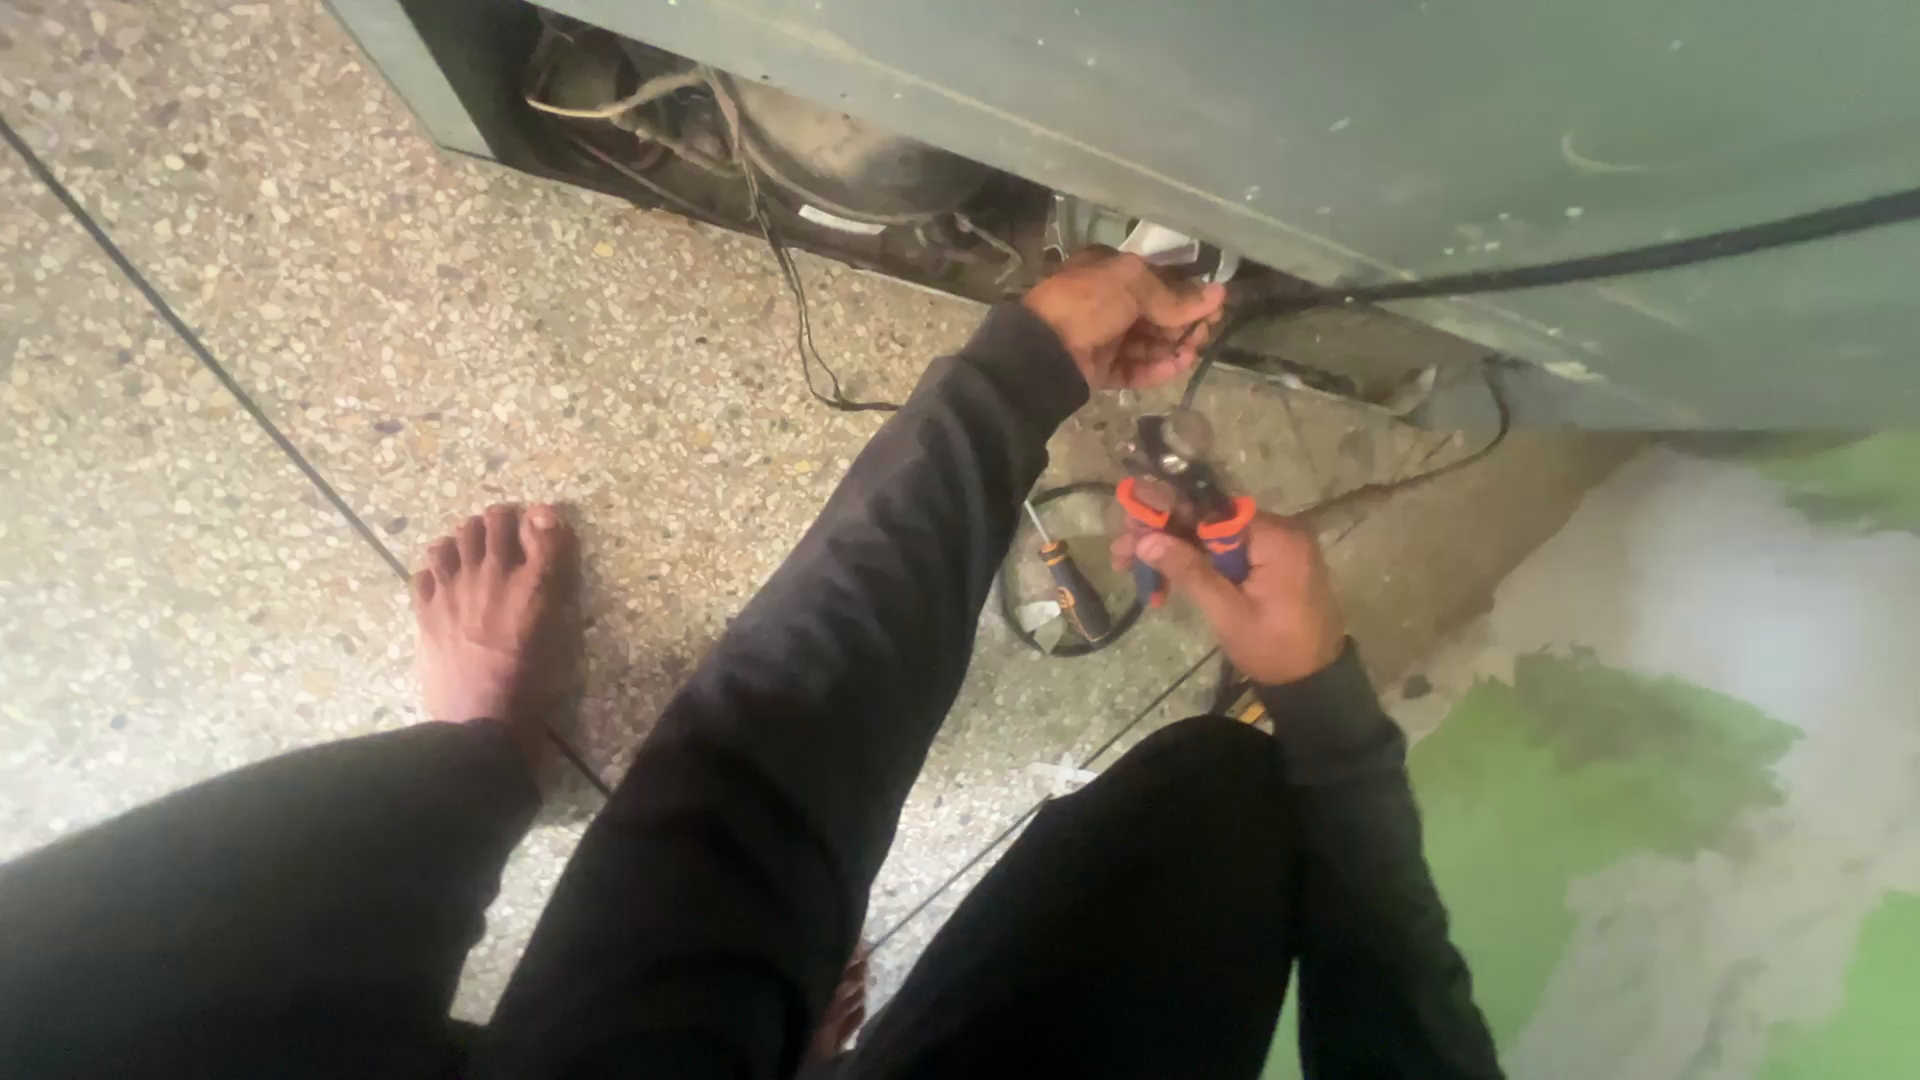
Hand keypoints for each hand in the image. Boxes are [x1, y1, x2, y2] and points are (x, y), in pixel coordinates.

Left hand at [1022, 250, 1226, 389]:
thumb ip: (1173, 293)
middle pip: (1152, 313)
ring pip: (1144, 343)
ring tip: (1193, 352)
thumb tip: (1218, 295)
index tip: (1212, 306)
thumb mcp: (1132, 284)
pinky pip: (1131, 368)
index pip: (1154, 280)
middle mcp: (1102, 302)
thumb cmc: (1086, 304)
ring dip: (1172, 347)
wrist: (1042, 352)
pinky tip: (1176, 367)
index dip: (1185, 292)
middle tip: (1206, 332)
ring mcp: (1099, 337)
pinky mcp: (1097, 369)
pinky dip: (1154, 368)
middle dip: (1181, 323)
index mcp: (1105, 271)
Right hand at [1113, 514, 1344, 684]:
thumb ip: (1189, 571)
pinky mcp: (1269, 561)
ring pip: (1210, 535)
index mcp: (1275, 536)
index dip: (1165, 515)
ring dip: (1173, 551)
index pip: (1209, 509)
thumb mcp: (1227, 613)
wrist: (1314, 682)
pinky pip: (1224, 551)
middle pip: (1207, 519)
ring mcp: (1274, 545)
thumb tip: (1145, 539)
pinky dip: (1195, 563)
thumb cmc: (1273, 649)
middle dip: (1162, 535)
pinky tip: (1164, 581)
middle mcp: (1278, 529)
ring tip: (1133, 571)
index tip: (1129, 529)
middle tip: (1121, 555)